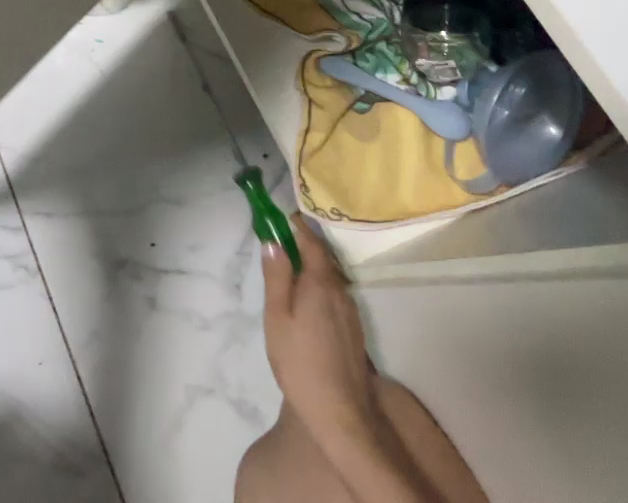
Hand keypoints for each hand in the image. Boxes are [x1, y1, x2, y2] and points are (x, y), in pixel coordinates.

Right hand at [260, 214, 380, 435]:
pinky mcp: (354, 330)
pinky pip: (336, 296)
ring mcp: (351, 312)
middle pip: (323, 259)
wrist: (340, 411)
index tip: (281, 216)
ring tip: (289, 271)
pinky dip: (320, 287)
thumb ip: (276, 277)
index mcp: (320, 284)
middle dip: (304, 246)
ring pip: (331, 279)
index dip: (297, 228)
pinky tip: (307, 303)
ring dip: (312, 268)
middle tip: (280, 241)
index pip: (312, 244)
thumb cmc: (299, 361)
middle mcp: (341, 292)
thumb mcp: (277, 317)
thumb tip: (273, 242)